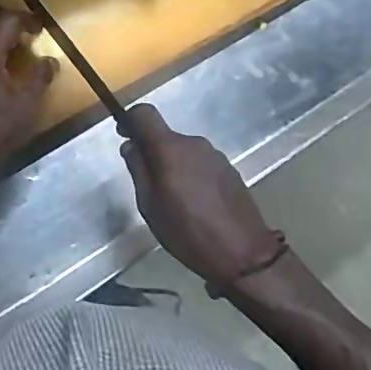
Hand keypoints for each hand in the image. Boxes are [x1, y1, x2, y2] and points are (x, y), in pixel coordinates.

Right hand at [119, 104, 281, 289]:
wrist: (246, 256)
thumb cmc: (188, 232)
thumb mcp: (150, 205)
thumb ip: (138, 169)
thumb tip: (131, 145)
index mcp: (170, 148)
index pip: (145, 113)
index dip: (130, 119)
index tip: (124, 135)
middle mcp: (194, 144)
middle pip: (165, 136)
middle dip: (153, 153)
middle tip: (148, 184)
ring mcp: (215, 156)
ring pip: (183, 151)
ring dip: (173, 166)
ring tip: (174, 200)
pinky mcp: (230, 170)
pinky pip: (200, 163)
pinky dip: (191, 175)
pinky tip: (196, 204)